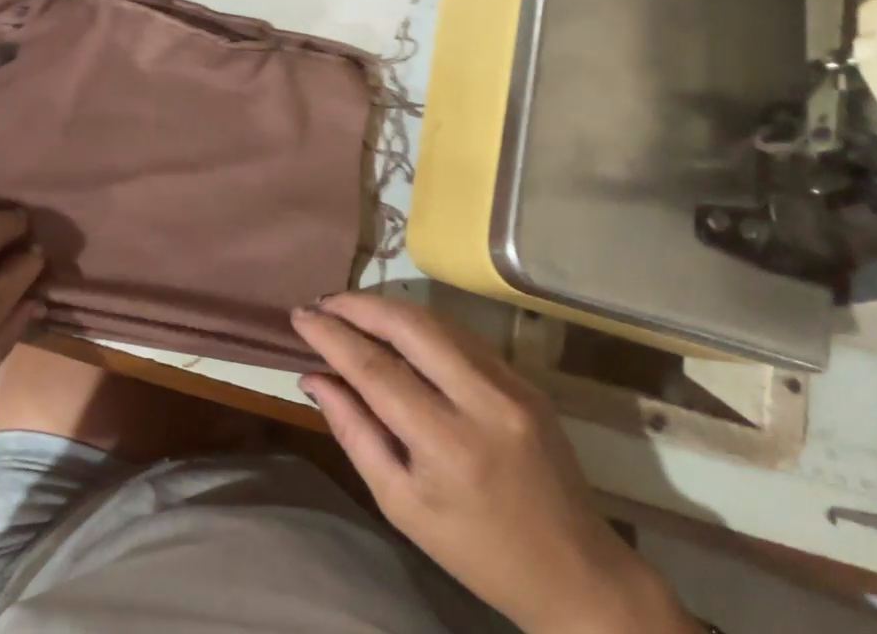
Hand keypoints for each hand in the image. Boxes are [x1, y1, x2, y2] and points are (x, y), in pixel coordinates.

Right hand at [292, 293, 697, 633]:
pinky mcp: (528, 384)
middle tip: (320, 303)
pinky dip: (420, 326)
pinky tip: (394, 330)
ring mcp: (513, 388)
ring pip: (439, 323)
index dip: (331, 336)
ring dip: (388, 309)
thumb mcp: (399, 502)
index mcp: (447, 443)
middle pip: (410, 327)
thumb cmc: (475, 551)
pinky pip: (463, 339)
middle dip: (358, 306)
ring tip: (347, 310)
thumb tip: (314, 378)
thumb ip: (353, 432)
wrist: (578, 573)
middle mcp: (485, 403)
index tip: (298, 316)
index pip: (375, 368)